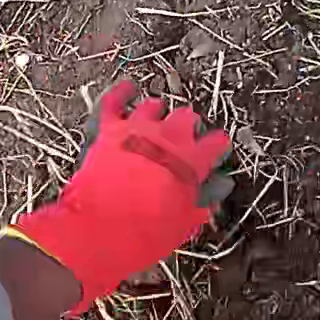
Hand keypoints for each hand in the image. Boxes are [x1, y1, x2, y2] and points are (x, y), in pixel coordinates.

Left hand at [10, 79, 231, 314]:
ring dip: (158, 113)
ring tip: (158, 121)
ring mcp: (138, 128)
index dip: (217, 148)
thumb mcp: (183, 222)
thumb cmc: (144, 231)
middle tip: (185, 140)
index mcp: (192, 160)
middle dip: (189, 128)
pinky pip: (115, 101)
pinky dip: (122, 92)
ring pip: (155, 106)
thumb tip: (221, 187)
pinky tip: (128, 88)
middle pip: (188, 118)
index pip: (216, 143)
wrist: (98, 229)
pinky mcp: (110, 128)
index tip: (216, 152)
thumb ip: (203, 199)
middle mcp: (169, 137)